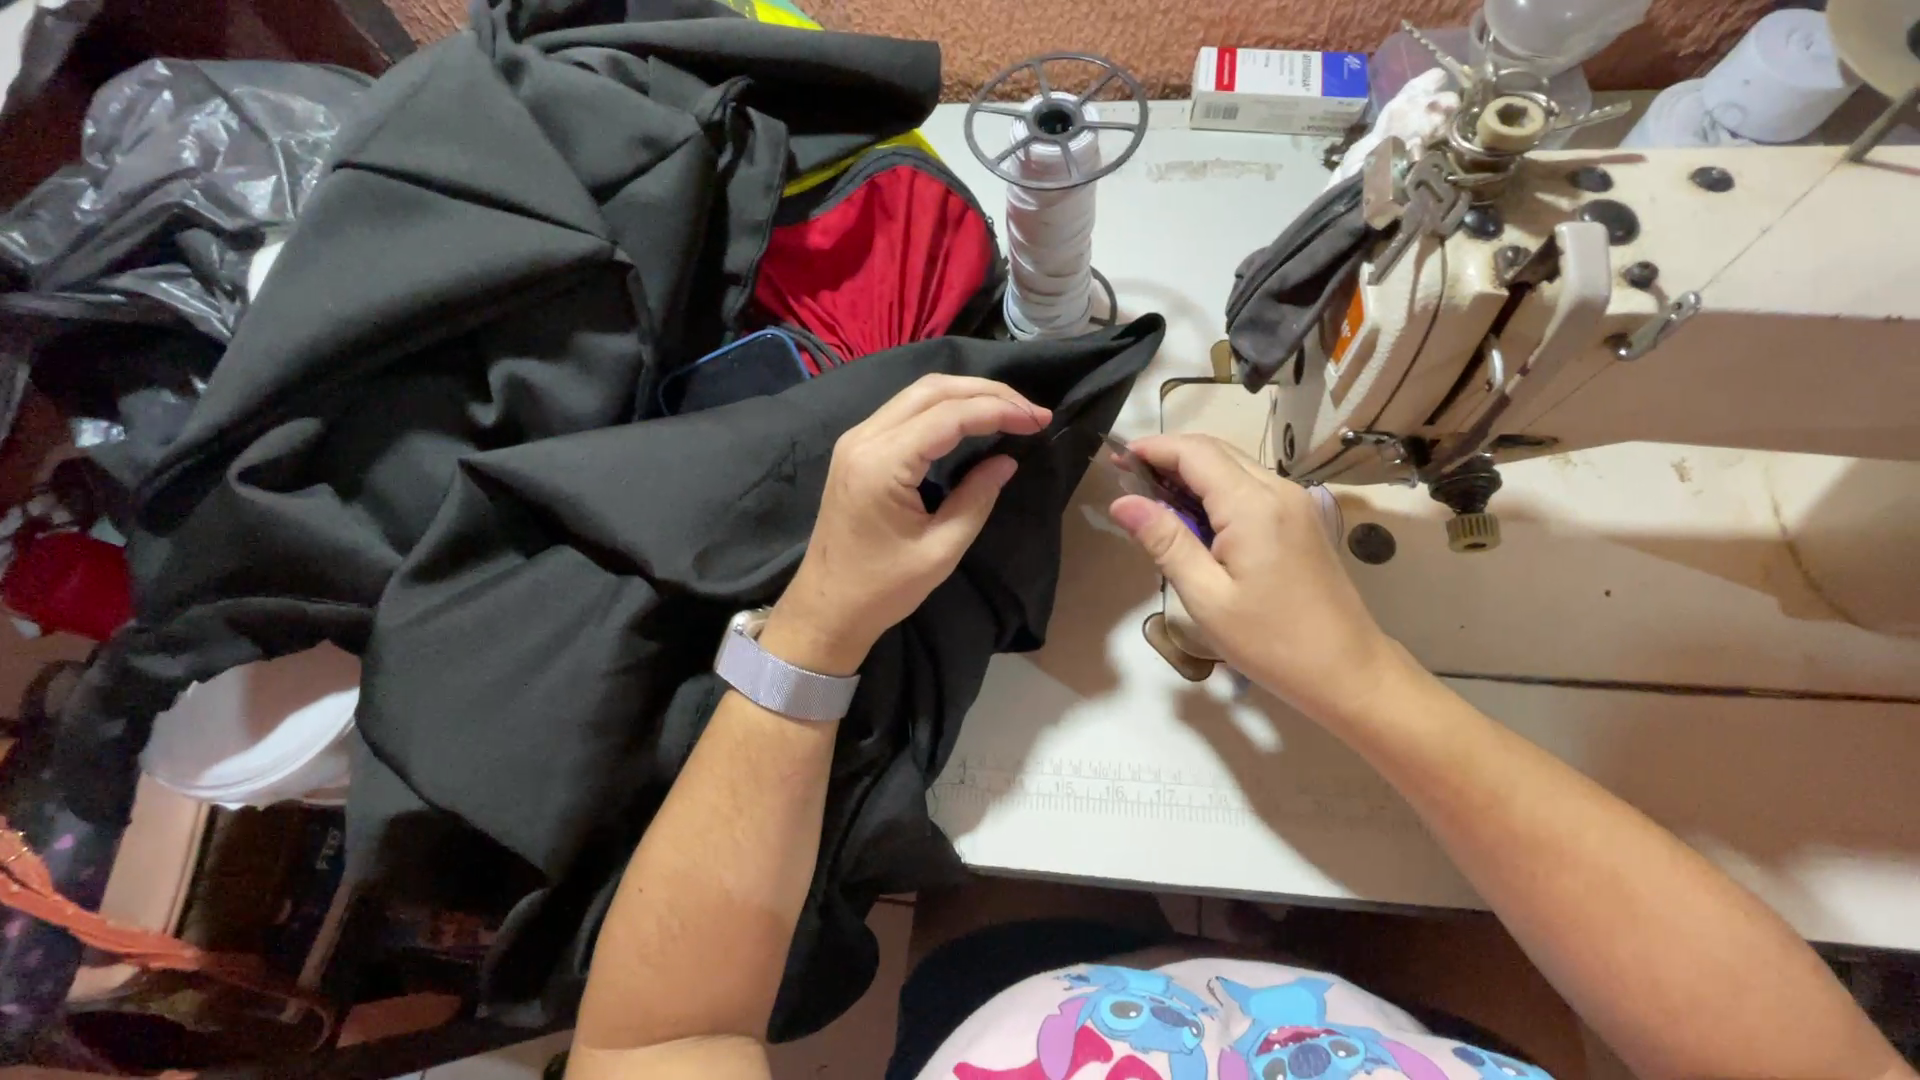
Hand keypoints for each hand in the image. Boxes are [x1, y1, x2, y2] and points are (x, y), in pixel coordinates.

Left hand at [764, 375, 1050, 675]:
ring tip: (1010, 410)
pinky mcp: (857, 449)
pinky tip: (972, 419)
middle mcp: (864, 438)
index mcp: (882, 464)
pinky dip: (943, 407)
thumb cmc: (883, 588)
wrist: (827, 607)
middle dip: (987, 392)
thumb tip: (1007, 461)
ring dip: (966, 394)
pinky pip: (904, 410)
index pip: (949, 416)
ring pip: (918, 394)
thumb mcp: (941, 549)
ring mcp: (856, 440)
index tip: (1039, 419)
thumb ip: (977, 498)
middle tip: (1030, 411)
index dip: (999, 410)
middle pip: (932, 390)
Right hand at [1106, 434, 1410, 720]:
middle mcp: (1278, 490)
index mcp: (1253, 506)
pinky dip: (1215, 488)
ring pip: (1234, 465)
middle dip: (1169, 456)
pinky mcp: (1300, 519)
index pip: (1195, 453)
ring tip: (1152, 497)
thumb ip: (1166, 542)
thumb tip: (1122, 503)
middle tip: (1127, 477)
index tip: (1117, 459)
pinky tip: (1193, 516)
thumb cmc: (1270, 642)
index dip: (1154, 448)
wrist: (1346, 669)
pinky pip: (1250, 486)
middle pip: (1215, 451)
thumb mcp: (1206, 597)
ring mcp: (1295, 502)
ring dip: (1191, 472)